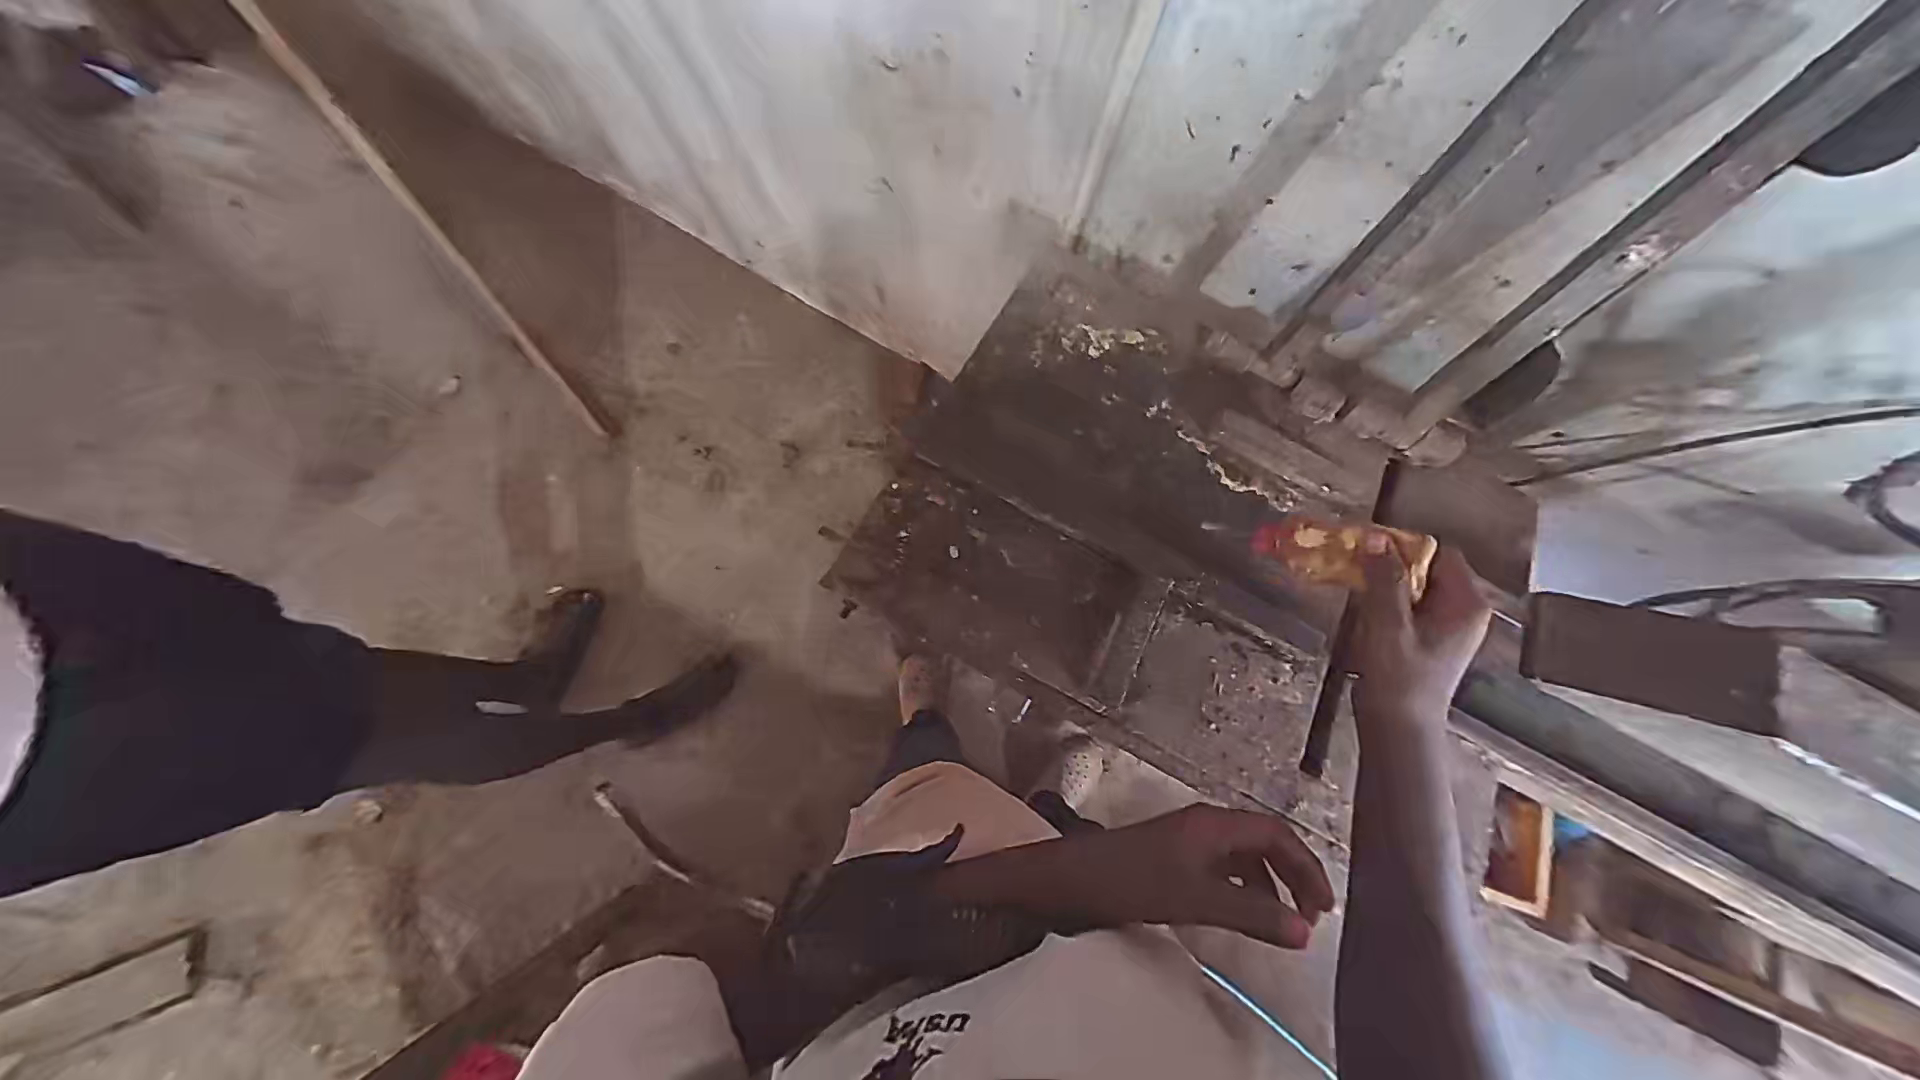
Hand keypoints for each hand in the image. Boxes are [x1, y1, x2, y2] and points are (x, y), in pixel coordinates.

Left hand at [940, 804, 1334, 948]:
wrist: (1073, 877)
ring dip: (1266, 883)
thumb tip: (1306, 932)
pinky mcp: (1170, 854)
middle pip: (1262, 840)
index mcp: (1213, 824)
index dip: (1306, 866)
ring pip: (1241, 854)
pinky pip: (1220, 865)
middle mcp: (1203, 823)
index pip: (1275, 833)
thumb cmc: (1134, 881)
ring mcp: (1185, 837)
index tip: (1325, 908)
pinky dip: (1240, 887)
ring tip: (1280, 921)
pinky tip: (1240, 912)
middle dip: (1291, 873)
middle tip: (1310, 918)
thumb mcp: (1198, 900)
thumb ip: (1252, 914)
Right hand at [1350, 543, 1491, 720]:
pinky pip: (1409, 605)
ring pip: (1415, 587)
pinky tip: (1362, 605)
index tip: (1367, 545)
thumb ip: (1384, 579)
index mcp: (1466, 603)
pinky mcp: (1428, 638)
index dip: (1404, 545)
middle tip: (1353, 560)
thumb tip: (1375, 539)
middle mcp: (1464, 610)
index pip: (1440, 553)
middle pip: (1428, 569)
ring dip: (1384, 581)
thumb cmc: (1397, 674)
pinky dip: (1386, 599)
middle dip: (1390, 562)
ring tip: (1352, 580)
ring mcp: (1447, 626)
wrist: (1397, 723)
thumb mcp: (1387, 622)